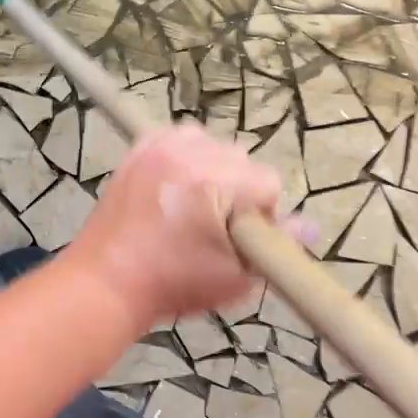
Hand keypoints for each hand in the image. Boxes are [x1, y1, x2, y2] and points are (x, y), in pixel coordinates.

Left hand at [57, 124, 283, 323]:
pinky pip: (171, 136)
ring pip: (206, 141)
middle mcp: (185, 153)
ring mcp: (154, 148)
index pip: (267, 181)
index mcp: (214, 180)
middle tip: (220, 223)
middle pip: (238, 156)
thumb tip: (309, 225)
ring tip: (199, 202)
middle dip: (240, 186)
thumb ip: (277, 245)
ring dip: (211, 165)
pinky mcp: (133, 152)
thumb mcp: (237, 275)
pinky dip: (181, 153)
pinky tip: (177, 182)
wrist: (108, 278)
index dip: (265, 213)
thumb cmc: (175, 281)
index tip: (244, 237)